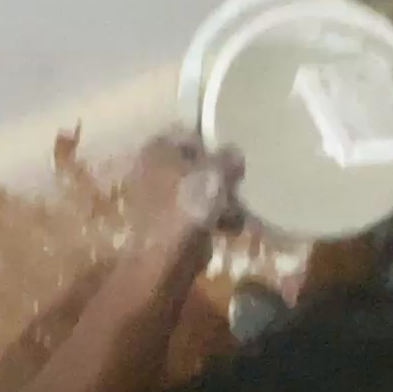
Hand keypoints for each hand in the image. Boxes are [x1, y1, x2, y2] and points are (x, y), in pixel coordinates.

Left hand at [122, 131, 245, 251]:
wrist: (166, 254)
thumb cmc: (189, 204)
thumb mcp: (216, 173)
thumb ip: (228, 158)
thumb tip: (234, 153)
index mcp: (159, 148)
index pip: (193, 137)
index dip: (216, 149)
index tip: (234, 165)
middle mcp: (153, 168)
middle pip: (198, 166)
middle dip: (222, 180)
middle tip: (239, 189)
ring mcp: (158, 197)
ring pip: (199, 191)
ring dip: (222, 201)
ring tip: (238, 214)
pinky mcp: (166, 222)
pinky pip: (196, 213)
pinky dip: (213, 219)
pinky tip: (230, 228)